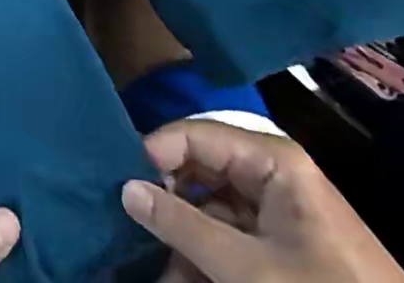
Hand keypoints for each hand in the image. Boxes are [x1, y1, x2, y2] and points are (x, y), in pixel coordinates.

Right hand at [120, 120, 403, 282]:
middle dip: (167, 204)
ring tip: (162, 271)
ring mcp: (278, 206)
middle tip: (134, 231)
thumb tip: (124, 188)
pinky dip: (205, 255)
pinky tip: (184, 277)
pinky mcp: (283, 240)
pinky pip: (230, 234)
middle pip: (199, 169)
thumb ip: (181, 224)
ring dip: (183, 238)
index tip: (121, 187)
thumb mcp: (246, 268)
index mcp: (270, 159)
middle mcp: (271, 170)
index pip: (193, 135)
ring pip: (210, 206)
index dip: (154, 156)